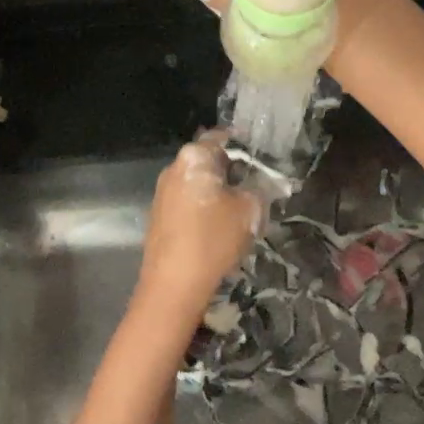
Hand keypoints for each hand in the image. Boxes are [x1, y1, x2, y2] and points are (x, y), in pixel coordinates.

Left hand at [137, 133, 260, 312]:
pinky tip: (219, 230)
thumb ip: (260, 187)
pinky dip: (205, 210)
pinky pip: (188, 205)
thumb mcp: (250, 210)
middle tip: (258, 189)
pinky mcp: (158, 218)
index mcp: (193, 157)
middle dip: (233, 173)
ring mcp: (162, 194)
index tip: (264, 161)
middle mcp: (173, 169)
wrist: (173, 285)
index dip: (245, 148)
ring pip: (198, 185)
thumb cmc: (214, 239)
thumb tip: (265, 180)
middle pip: (209, 162)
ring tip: (242, 213)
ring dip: (219, 194)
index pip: (223, 138)